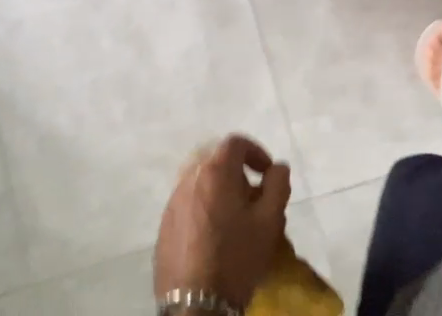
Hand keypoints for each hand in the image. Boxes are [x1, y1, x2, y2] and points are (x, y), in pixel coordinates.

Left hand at [154, 134, 291, 308]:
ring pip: (198, 181)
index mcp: (214, 171)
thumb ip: (278, 185)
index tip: (267, 174)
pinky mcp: (164, 226)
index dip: (256, 152)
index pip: (235, 142)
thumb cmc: (237, 257)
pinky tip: (214, 235)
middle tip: (251, 196)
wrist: (196, 304)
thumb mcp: (270, 221)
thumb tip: (277, 167)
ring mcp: (172, 203)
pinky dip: (203, 207)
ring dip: (218, 189)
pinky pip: (186, 203)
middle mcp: (188, 179)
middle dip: (236, 170)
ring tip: (233, 217)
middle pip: (214, 159)